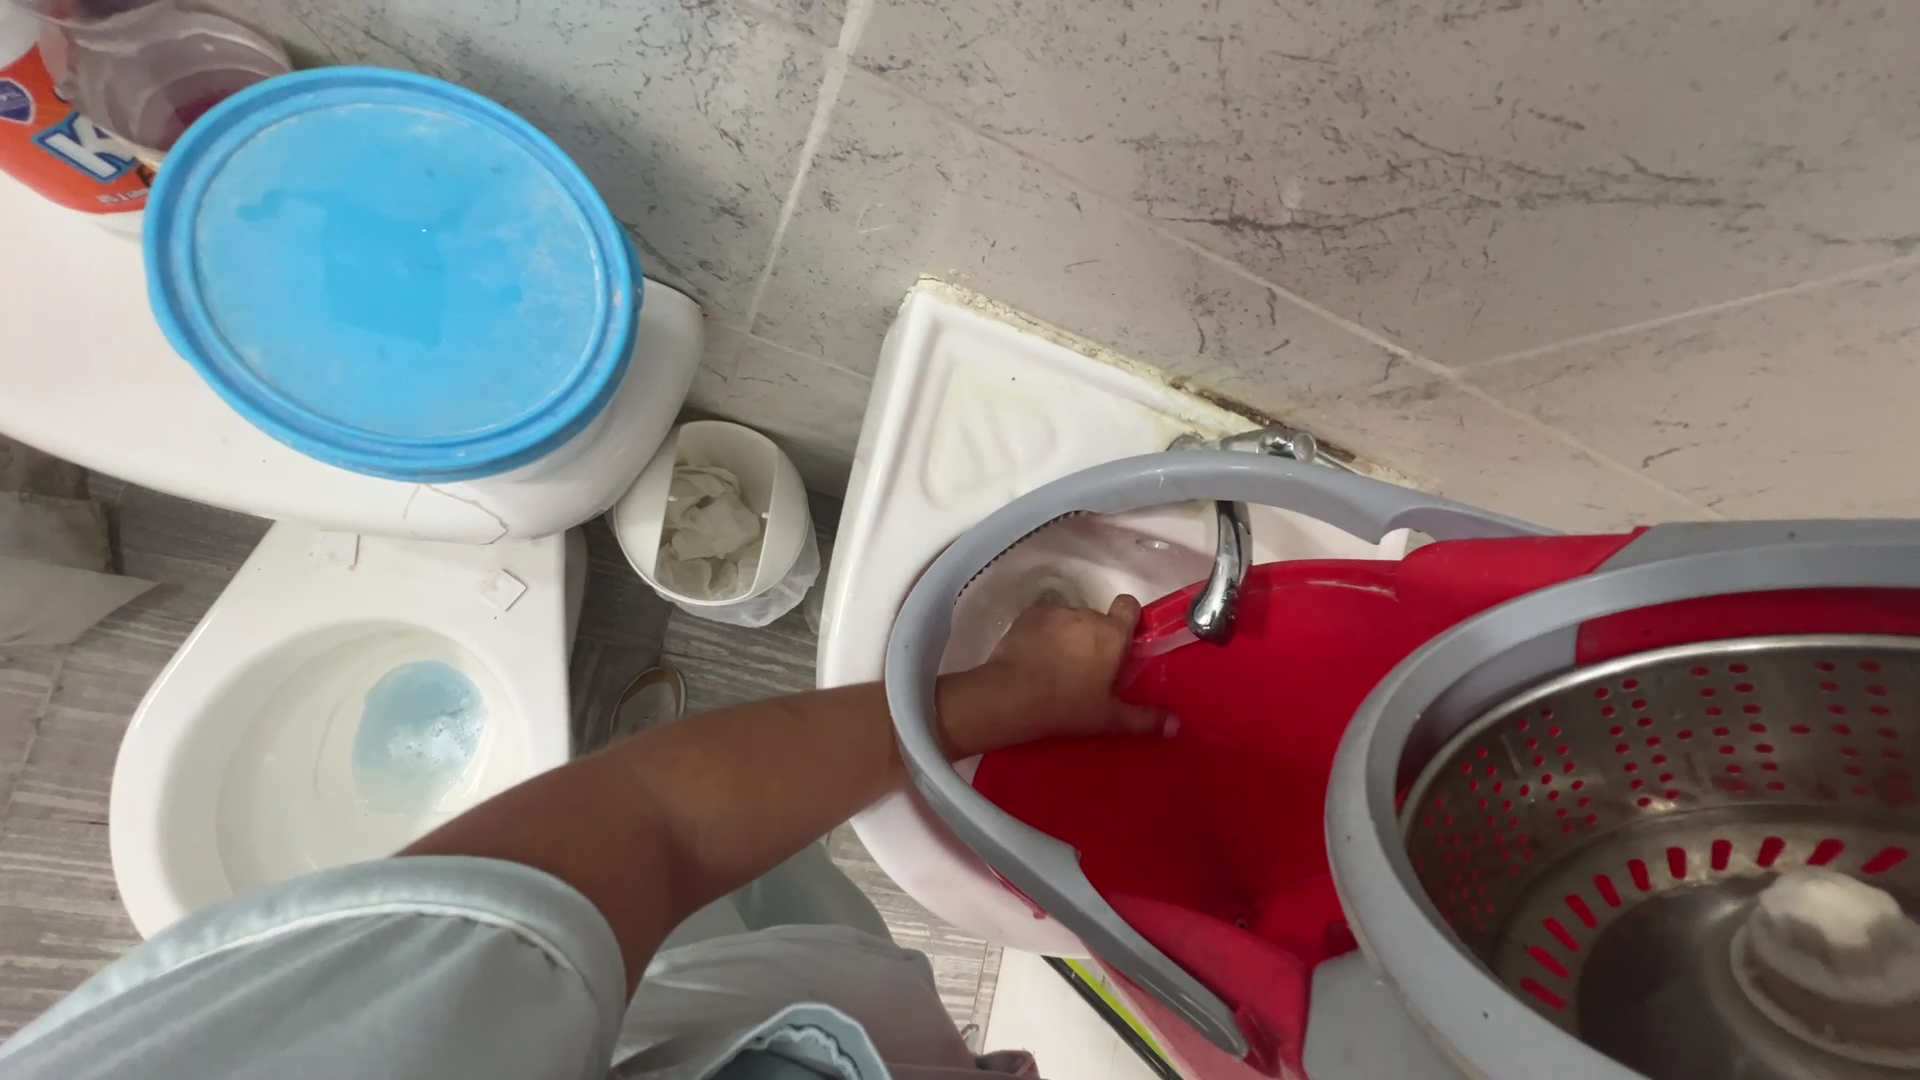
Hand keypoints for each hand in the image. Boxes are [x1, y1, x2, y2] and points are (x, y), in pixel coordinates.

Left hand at [936, 595, 1175, 759]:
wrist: (1013, 695)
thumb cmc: (1068, 705)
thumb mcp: (1109, 718)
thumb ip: (1144, 719)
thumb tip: (1175, 726)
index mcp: (1111, 633)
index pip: (1129, 605)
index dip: (1128, 618)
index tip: (1122, 640)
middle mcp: (1085, 615)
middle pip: (1097, 619)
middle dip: (1094, 638)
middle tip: (1085, 668)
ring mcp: (1054, 613)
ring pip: (1068, 620)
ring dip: (1067, 636)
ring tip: (1055, 665)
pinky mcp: (1027, 615)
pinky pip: (1042, 621)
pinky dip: (1041, 634)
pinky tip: (1033, 657)